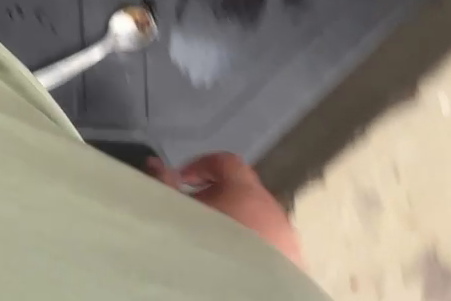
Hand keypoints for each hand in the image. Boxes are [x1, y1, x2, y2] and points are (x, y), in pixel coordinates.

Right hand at [147, 153, 302, 265]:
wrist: (247, 290)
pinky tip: (236, 255)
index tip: (183, 180)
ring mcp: (289, 237)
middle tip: (197, 209)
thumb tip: (154, 163)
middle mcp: (273, 209)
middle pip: (244, 189)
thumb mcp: (178, 210)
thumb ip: (164, 183)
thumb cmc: (210, 243)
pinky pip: (272, 241)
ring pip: (259, 216)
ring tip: (215, 235)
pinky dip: (254, 241)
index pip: (227, 161)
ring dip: (237, 219)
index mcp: (247, 191)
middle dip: (218, 194)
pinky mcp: (296, 262)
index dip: (201, 165)